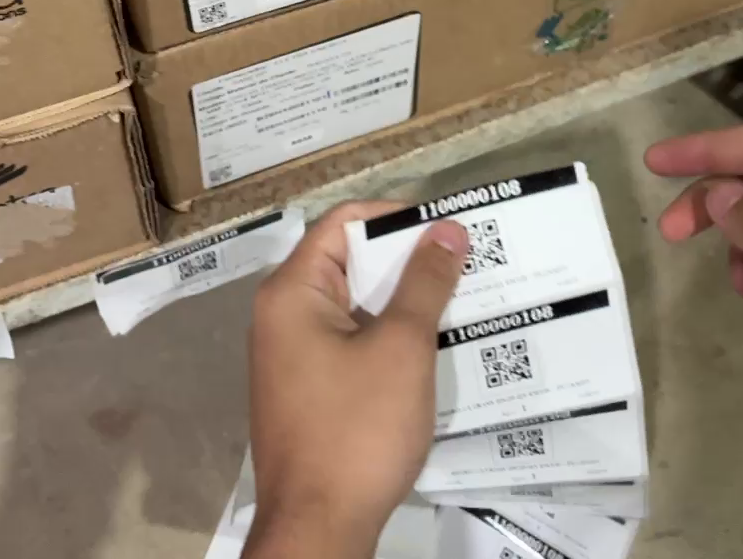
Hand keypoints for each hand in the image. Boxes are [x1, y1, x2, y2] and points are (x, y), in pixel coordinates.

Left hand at [244, 202, 468, 558]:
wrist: (317, 532)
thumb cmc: (357, 428)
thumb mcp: (401, 347)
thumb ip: (424, 282)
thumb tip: (447, 228)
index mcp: (292, 291)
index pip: (342, 222)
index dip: (393, 216)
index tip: (444, 225)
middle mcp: (281, 313)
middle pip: (346, 260)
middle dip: (403, 258)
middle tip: (460, 258)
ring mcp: (290, 353)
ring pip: (351, 302)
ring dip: (399, 297)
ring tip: (454, 294)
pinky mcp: (305, 387)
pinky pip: (347, 338)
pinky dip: (384, 331)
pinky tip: (428, 341)